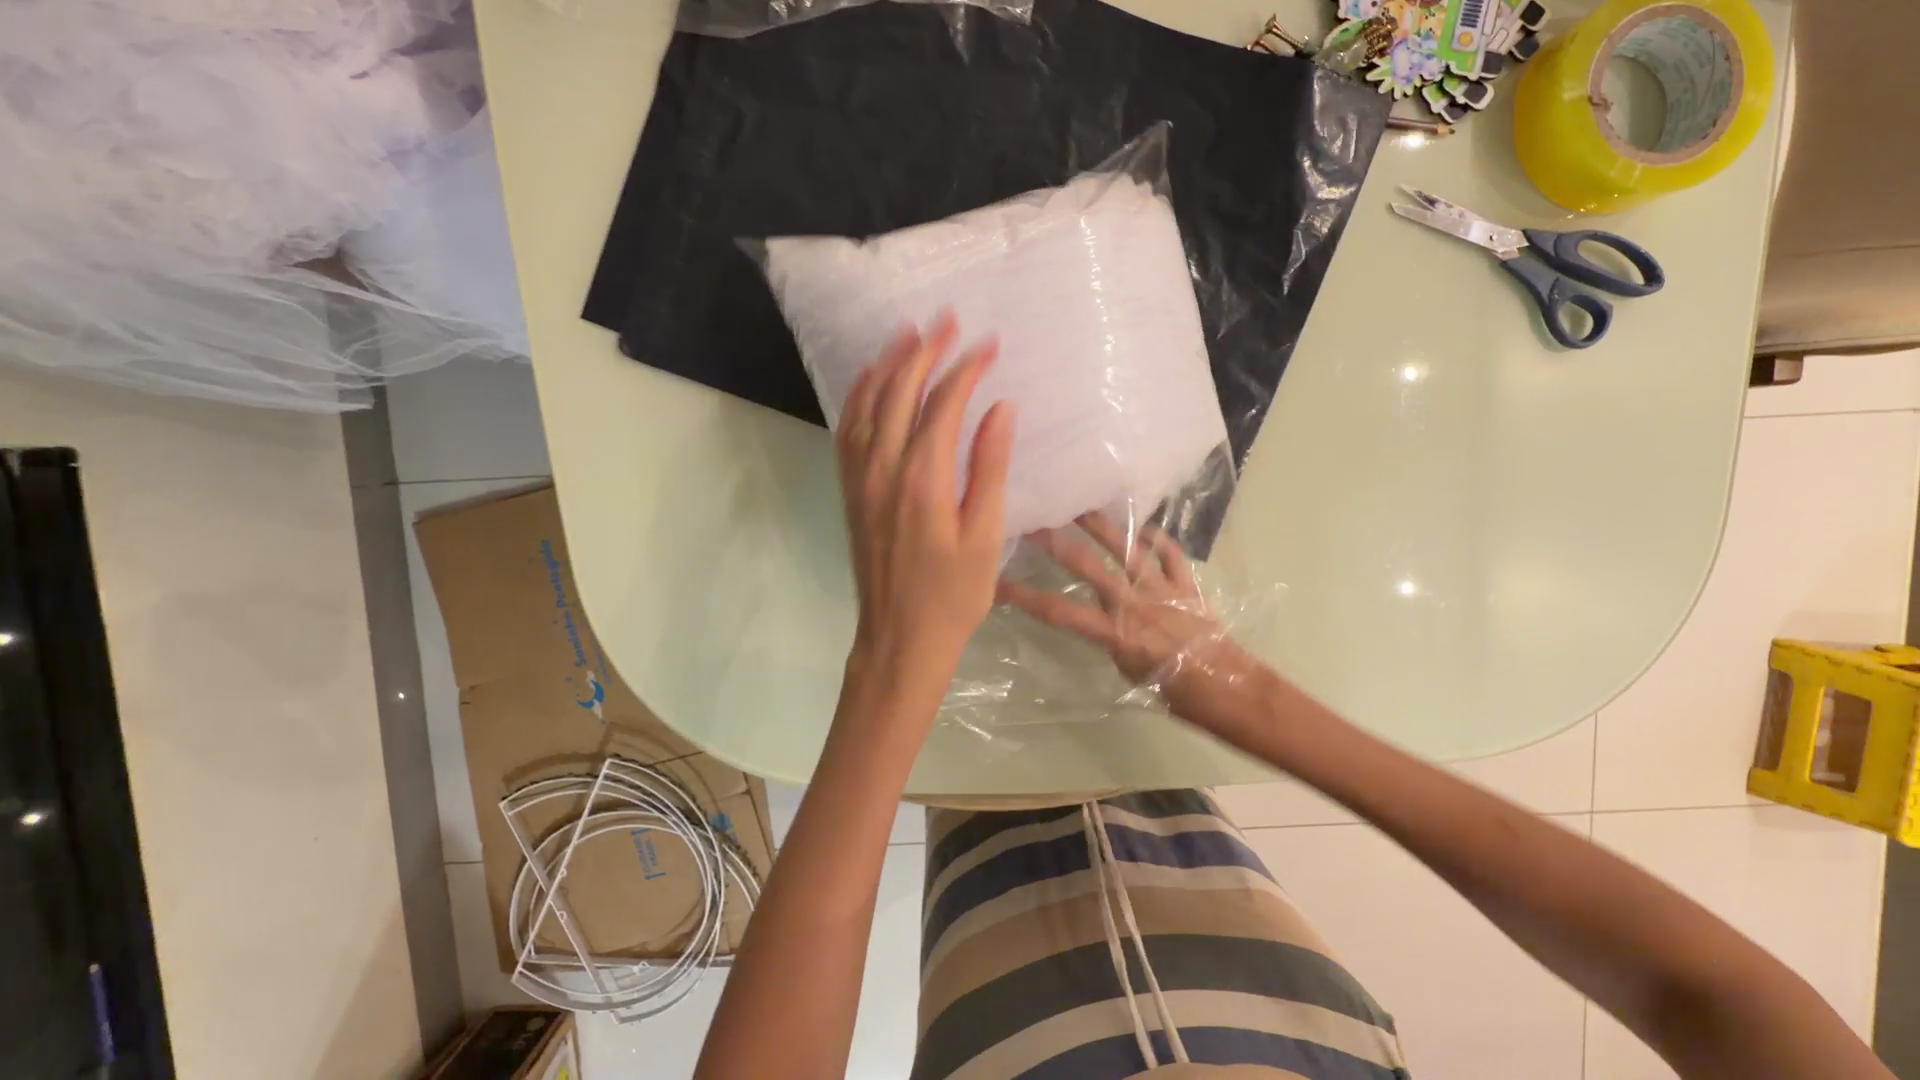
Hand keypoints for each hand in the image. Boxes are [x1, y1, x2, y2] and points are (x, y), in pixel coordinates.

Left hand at [837, 313, 1015, 671]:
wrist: (899, 638)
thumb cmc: (953, 595)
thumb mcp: (986, 536)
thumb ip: (990, 467)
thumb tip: (1000, 408)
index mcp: (923, 479)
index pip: (943, 404)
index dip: (966, 368)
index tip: (990, 344)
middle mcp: (883, 469)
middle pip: (899, 392)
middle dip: (924, 350)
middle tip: (947, 318)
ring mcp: (860, 479)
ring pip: (867, 405)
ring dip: (888, 364)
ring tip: (909, 333)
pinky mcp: (851, 491)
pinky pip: (848, 430)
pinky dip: (858, 397)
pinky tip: (870, 380)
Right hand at [997, 513, 1270, 731]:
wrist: (1226, 686)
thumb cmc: (1174, 691)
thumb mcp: (1129, 673)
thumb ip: (1111, 640)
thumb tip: (1104, 621)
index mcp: (1114, 633)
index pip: (1058, 613)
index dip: (1025, 597)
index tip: (997, 584)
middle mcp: (1133, 603)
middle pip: (1086, 567)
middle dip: (1055, 544)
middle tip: (1032, 522)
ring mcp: (1161, 589)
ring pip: (1126, 548)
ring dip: (1100, 525)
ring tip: (1080, 505)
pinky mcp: (1186, 584)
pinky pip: (1169, 553)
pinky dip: (1156, 538)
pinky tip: (1142, 528)